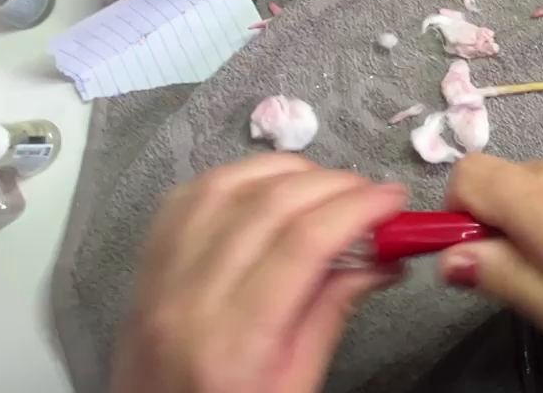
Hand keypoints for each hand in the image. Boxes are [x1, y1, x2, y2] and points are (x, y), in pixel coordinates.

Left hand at [110, 154, 405, 392]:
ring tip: (327, 187)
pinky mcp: (147, 262)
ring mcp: (161, 275)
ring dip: (291, 171)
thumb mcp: (296, 388)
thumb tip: (387, 256)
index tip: (395, 199)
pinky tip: (273, 186)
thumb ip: (334, 311)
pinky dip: (243, 176)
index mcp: (232, 345)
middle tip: (372, 194)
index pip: (305, 242)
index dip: (358, 207)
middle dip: (336, 184)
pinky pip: (195, 192)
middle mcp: (189, 300)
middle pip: (272, 204)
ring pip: (233, 184)